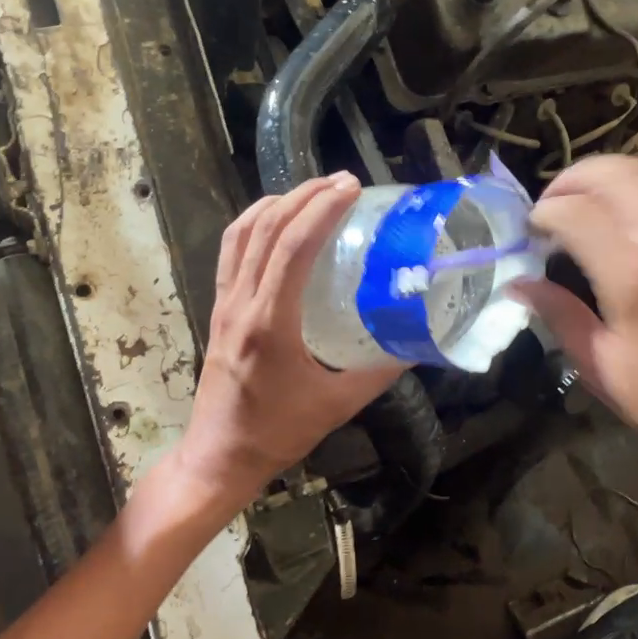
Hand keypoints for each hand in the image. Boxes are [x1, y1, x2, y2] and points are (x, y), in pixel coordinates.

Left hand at [177, 174, 401, 495]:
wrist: (219, 456)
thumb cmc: (278, 434)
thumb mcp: (338, 405)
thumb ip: (380, 371)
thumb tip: (419, 341)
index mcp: (270, 323)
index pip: (293, 247)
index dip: (322, 209)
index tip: (352, 187)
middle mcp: (241, 303)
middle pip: (266, 228)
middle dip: (304, 195)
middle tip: (342, 182)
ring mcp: (224, 304)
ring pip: (241, 233)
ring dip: (276, 203)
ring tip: (312, 192)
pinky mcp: (218, 310)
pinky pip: (231, 252)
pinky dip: (254, 224)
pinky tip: (278, 224)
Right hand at [516, 156, 637, 519]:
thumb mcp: (602, 368)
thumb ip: (560, 315)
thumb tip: (518, 285)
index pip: (579, 215)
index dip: (546, 214)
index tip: (529, 230)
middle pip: (619, 177)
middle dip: (574, 180)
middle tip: (550, 203)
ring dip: (610, 178)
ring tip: (583, 202)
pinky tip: (624, 217)